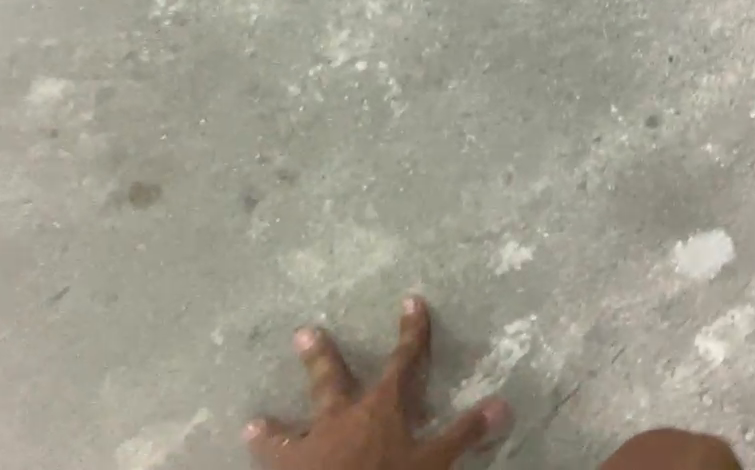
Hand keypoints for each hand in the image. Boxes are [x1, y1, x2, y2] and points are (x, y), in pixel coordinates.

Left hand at [243, 297, 512, 469]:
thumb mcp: (433, 462)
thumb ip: (465, 432)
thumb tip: (504, 403)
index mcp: (380, 407)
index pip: (402, 360)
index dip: (411, 332)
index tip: (410, 301)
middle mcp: (339, 419)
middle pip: (331, 381)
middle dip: (321, 357)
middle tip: (303, 332)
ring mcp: (305, 451)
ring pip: (285, 433)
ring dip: (271, 427)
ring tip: (252, 420)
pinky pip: (270, 466)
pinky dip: (262, 461)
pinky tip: (250, 455)